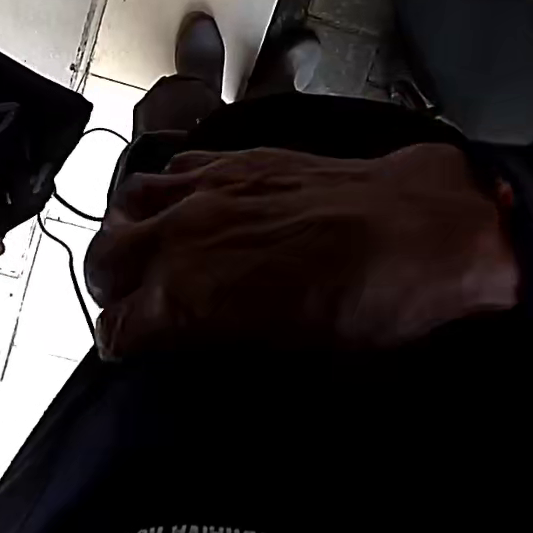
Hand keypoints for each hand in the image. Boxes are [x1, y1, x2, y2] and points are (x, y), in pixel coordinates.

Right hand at [85, 143, 518, 357]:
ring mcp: (203, 190)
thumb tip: (192, 357)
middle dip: (108, 289)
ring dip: (126, 233)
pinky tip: (187, 209)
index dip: (120, 345)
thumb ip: (223, 357)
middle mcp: (182, 237)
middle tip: (132, 304)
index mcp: (191, 298)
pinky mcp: (231, 162)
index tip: (131, 350)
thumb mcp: (300, 371)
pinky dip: (165, 193)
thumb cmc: (376, 312)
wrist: (430, 231)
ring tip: (148, 249)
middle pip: (102, 259)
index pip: (116, 326)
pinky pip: (170, 168)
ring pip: (125, 204)